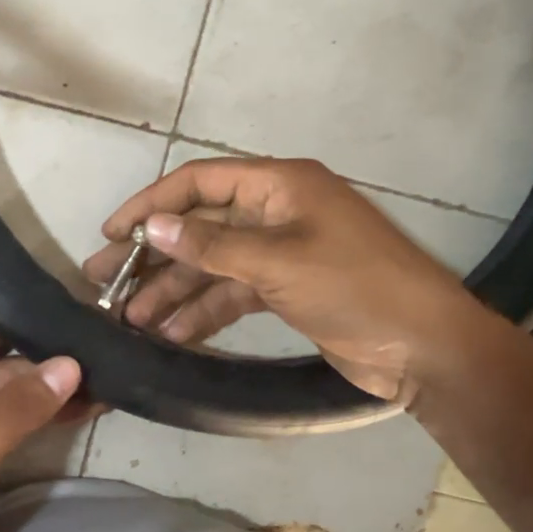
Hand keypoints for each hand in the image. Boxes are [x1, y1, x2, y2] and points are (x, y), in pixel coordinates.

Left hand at [0, 274, 85, 531]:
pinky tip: (96, 399)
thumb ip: (18, 408)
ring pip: (11, 373)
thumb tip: (71, 363)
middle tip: (88, 304)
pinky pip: (20, 411)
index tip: (10, 252)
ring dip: (50, 367)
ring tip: (105, 350)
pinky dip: (51, 406)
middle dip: (29, 318)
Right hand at [82, 157, 494, 402]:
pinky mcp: (286, 289)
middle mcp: (275, 212)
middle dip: (153, 256)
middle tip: (105, 281)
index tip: (111, 234)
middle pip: (199, 227)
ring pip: (211, 265)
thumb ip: (210, 246)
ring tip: (130, 318)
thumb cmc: (355, 287)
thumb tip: (151, 229)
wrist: (427, 348)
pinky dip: (203, 311)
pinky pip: (231, 292)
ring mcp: (280, 252)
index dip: (151, 205)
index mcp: (279, 185)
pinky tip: (171, 334)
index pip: (198, 183)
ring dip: (173, 290)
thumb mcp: (277, 263)